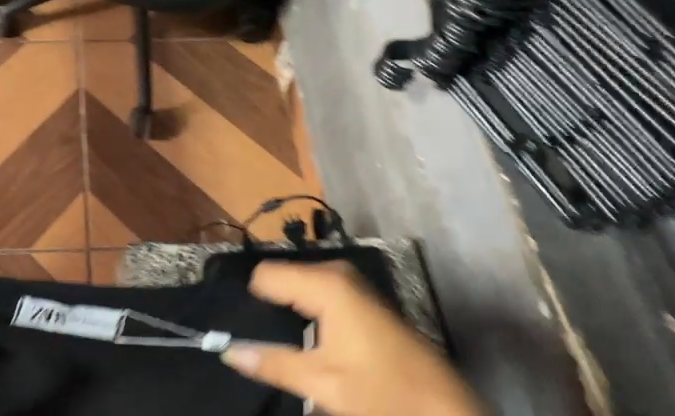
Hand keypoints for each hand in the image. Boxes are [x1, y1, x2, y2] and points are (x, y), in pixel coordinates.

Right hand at [222, 260, 483, 415]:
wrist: (445, 408)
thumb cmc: (383, 392)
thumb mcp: (323, 383)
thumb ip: (273, 363)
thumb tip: (228, 351)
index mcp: (326, 283)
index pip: (266, 275)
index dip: (249, 301)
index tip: (237, 326)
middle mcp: (337, 272)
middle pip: (284, 279)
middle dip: (270, 307)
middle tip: (257, 341)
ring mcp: (353, 284)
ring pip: (302, 288)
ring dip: (290, 313)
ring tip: (279, 345)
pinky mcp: (362, 298)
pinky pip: (320, 295)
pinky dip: (309, 315)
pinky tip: (309, 345)